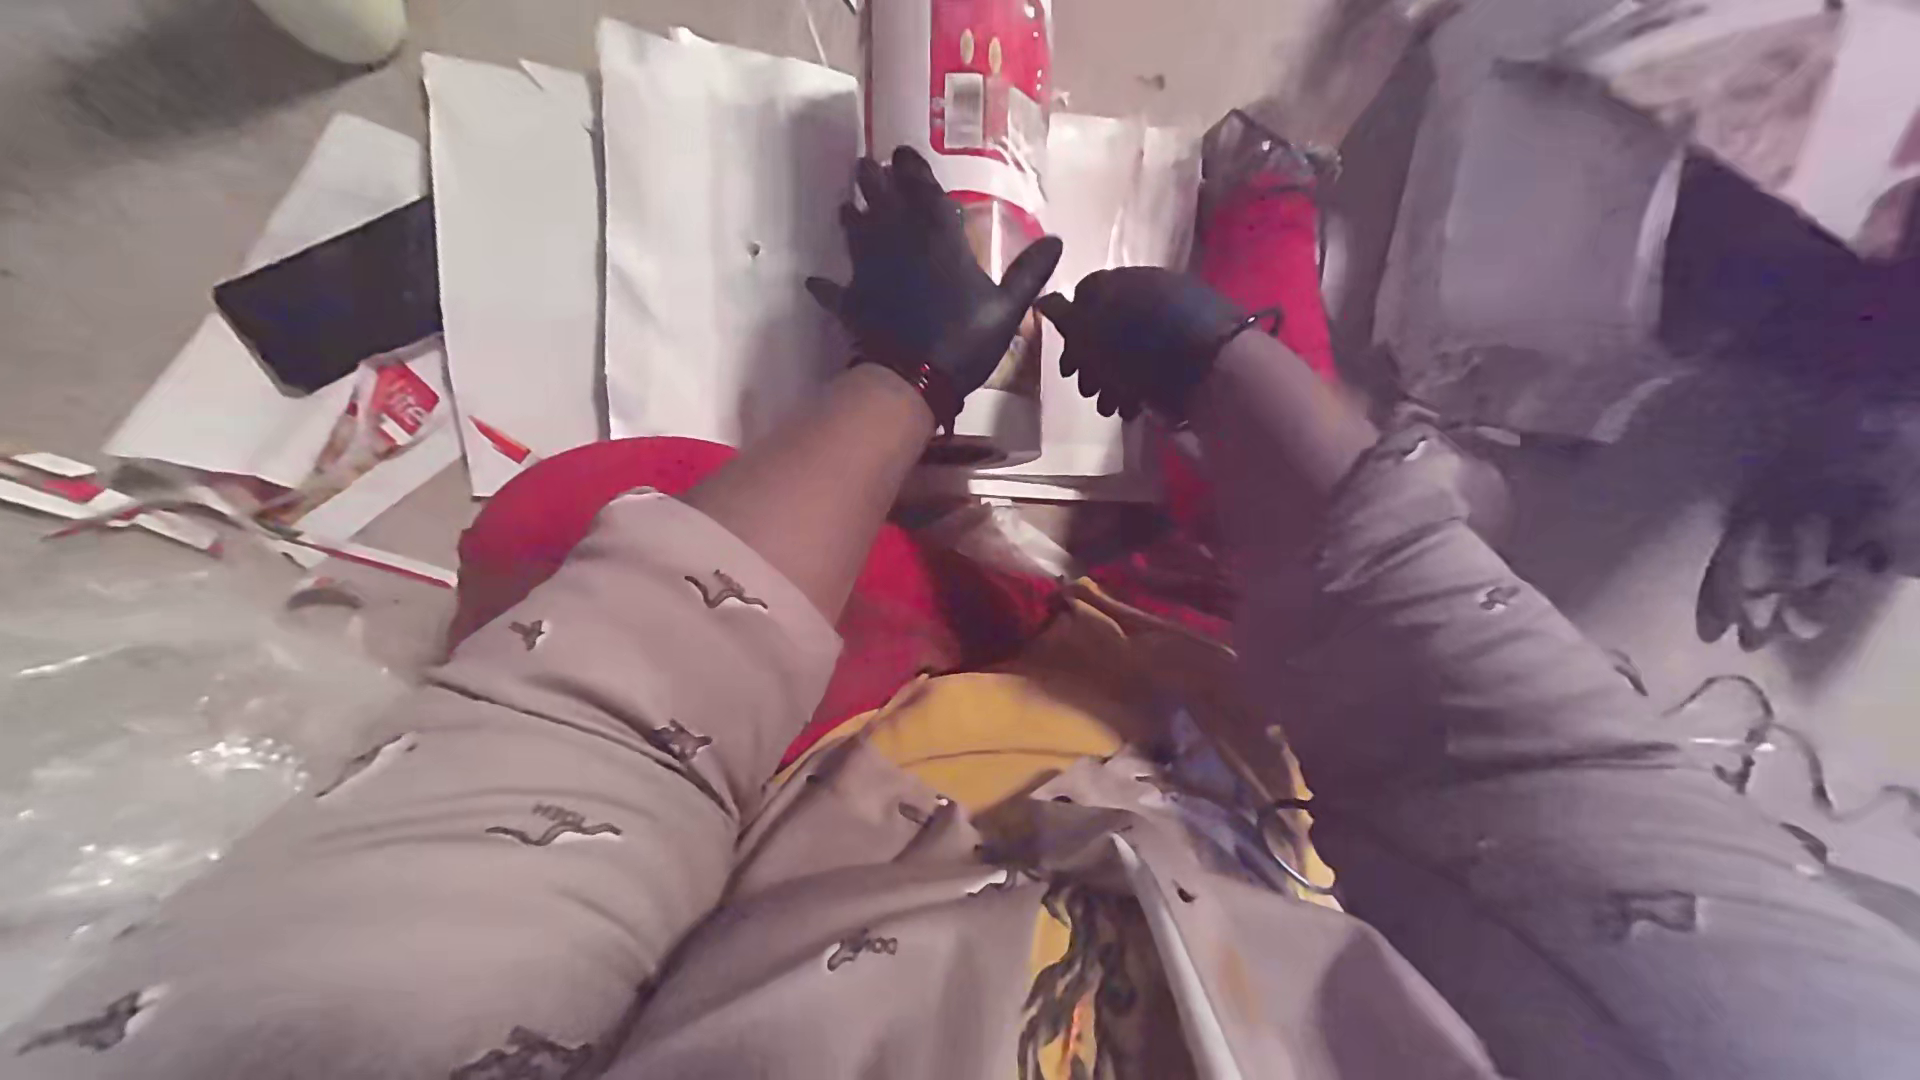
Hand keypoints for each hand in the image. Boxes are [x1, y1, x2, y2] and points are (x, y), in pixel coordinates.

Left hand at [807, 147, 1063, 403]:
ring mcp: (867, 269)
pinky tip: (814, 281)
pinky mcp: (850, 300)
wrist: (912, 379)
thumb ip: (1028, 274)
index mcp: (936, 236)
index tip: (901, 151)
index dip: (910, 164)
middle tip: (866, 167)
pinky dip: (824, 286)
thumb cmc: (963, 341)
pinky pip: (831, 289)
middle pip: (877, 196)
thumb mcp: (1006, 309)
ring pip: (851, 231)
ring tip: (845, 208)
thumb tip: (1057, 240)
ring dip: (848, 217)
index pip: (919, 185)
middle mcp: (896, 240)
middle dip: (871, 178)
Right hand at [1034, 267, 1248, 420]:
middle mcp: (1147, 297)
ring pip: (1129, 355)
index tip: (1066, 365)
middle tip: (1085, 389)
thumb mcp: (1088, 327)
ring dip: (1112, 383)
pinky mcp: (1188, 356)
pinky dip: (1137, 390)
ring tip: (1108, 405)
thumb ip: (1063, 315)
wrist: (1208, 368)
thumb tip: (1043, 301)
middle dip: (1092, 364)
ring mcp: (1171, 327)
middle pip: (1108, 329)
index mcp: (1124, 281)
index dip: (1071, 332)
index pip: (1086, 298)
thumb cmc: (1137, 344)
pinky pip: (1153, 371)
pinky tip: (1132, 407)